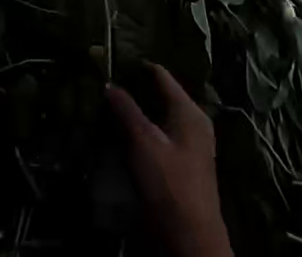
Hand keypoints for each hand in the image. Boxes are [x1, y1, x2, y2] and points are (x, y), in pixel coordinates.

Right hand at [106, 63, 231, 256]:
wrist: (191, 241)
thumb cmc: (169, 184)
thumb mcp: (143, 142)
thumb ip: (126, 110)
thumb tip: (109, 83)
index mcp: (189, 110)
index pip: (161, 75)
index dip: (137, 67)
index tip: (111, 63)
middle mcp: (194, 122)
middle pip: (161, 95)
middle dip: (135, 91)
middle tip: (106, 86)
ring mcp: (192, 145)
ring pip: (160, 117)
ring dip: (137, 113)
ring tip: (110, 109)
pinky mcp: (184, 165)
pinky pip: (161, 136)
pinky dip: (144, 131)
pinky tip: (125, 137)